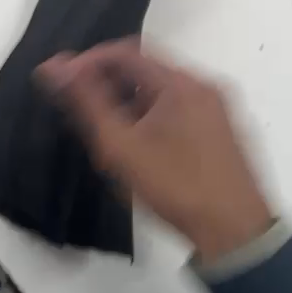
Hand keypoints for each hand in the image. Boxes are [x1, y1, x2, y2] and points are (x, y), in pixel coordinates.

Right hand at [36, 40, 272, 259]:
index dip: (87, 62)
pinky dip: (148, 113)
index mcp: (183, 83)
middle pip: (143, 68)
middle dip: (105, 83)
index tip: (62, 83)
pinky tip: (135, 141)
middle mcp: (204, 86)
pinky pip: (176, 106)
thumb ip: (84, 100)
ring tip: (104, 128)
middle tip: (79, 108)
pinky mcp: (222, 131)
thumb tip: (53, 65)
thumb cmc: (174, 186)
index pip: (124, 52)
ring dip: (125, 100)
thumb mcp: (120, 143)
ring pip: (158, 89)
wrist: (238, 240)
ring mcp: (217, 109)